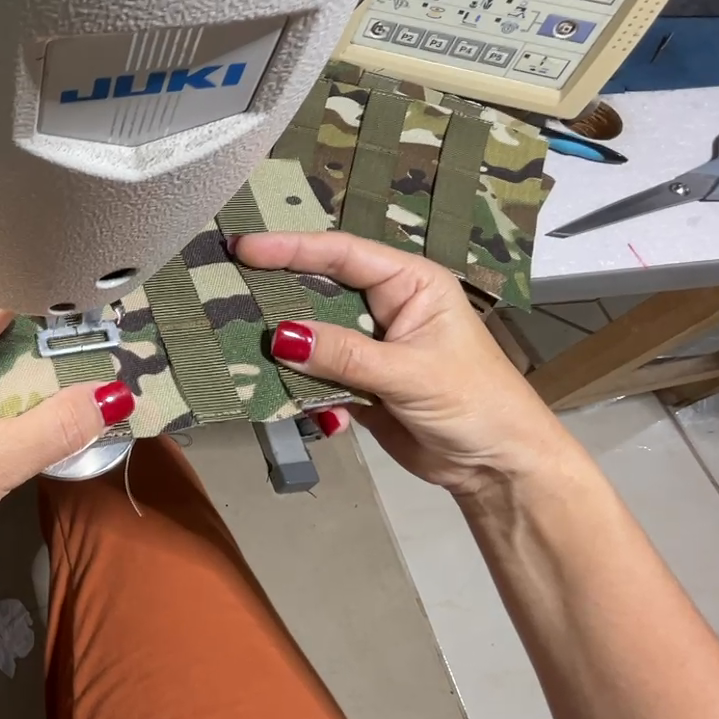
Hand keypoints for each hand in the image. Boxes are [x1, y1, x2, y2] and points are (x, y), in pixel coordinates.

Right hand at [232, 231, 572, 497]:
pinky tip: (262, 375)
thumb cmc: (477, 406)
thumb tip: (279, 336)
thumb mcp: (412, 374)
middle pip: (315, 283)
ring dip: (275, 333)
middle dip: (272, 283)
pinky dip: (286, 371)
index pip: (341, 254)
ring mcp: (363, 340)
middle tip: (221, 277)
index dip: (290, 248)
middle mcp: (382, 303)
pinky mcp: (349, 375)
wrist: (497, 471)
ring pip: (306, 325)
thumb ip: (345, 355)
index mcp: (409, 284)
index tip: (243, 247)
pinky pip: (307, 364)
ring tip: (226, 324)